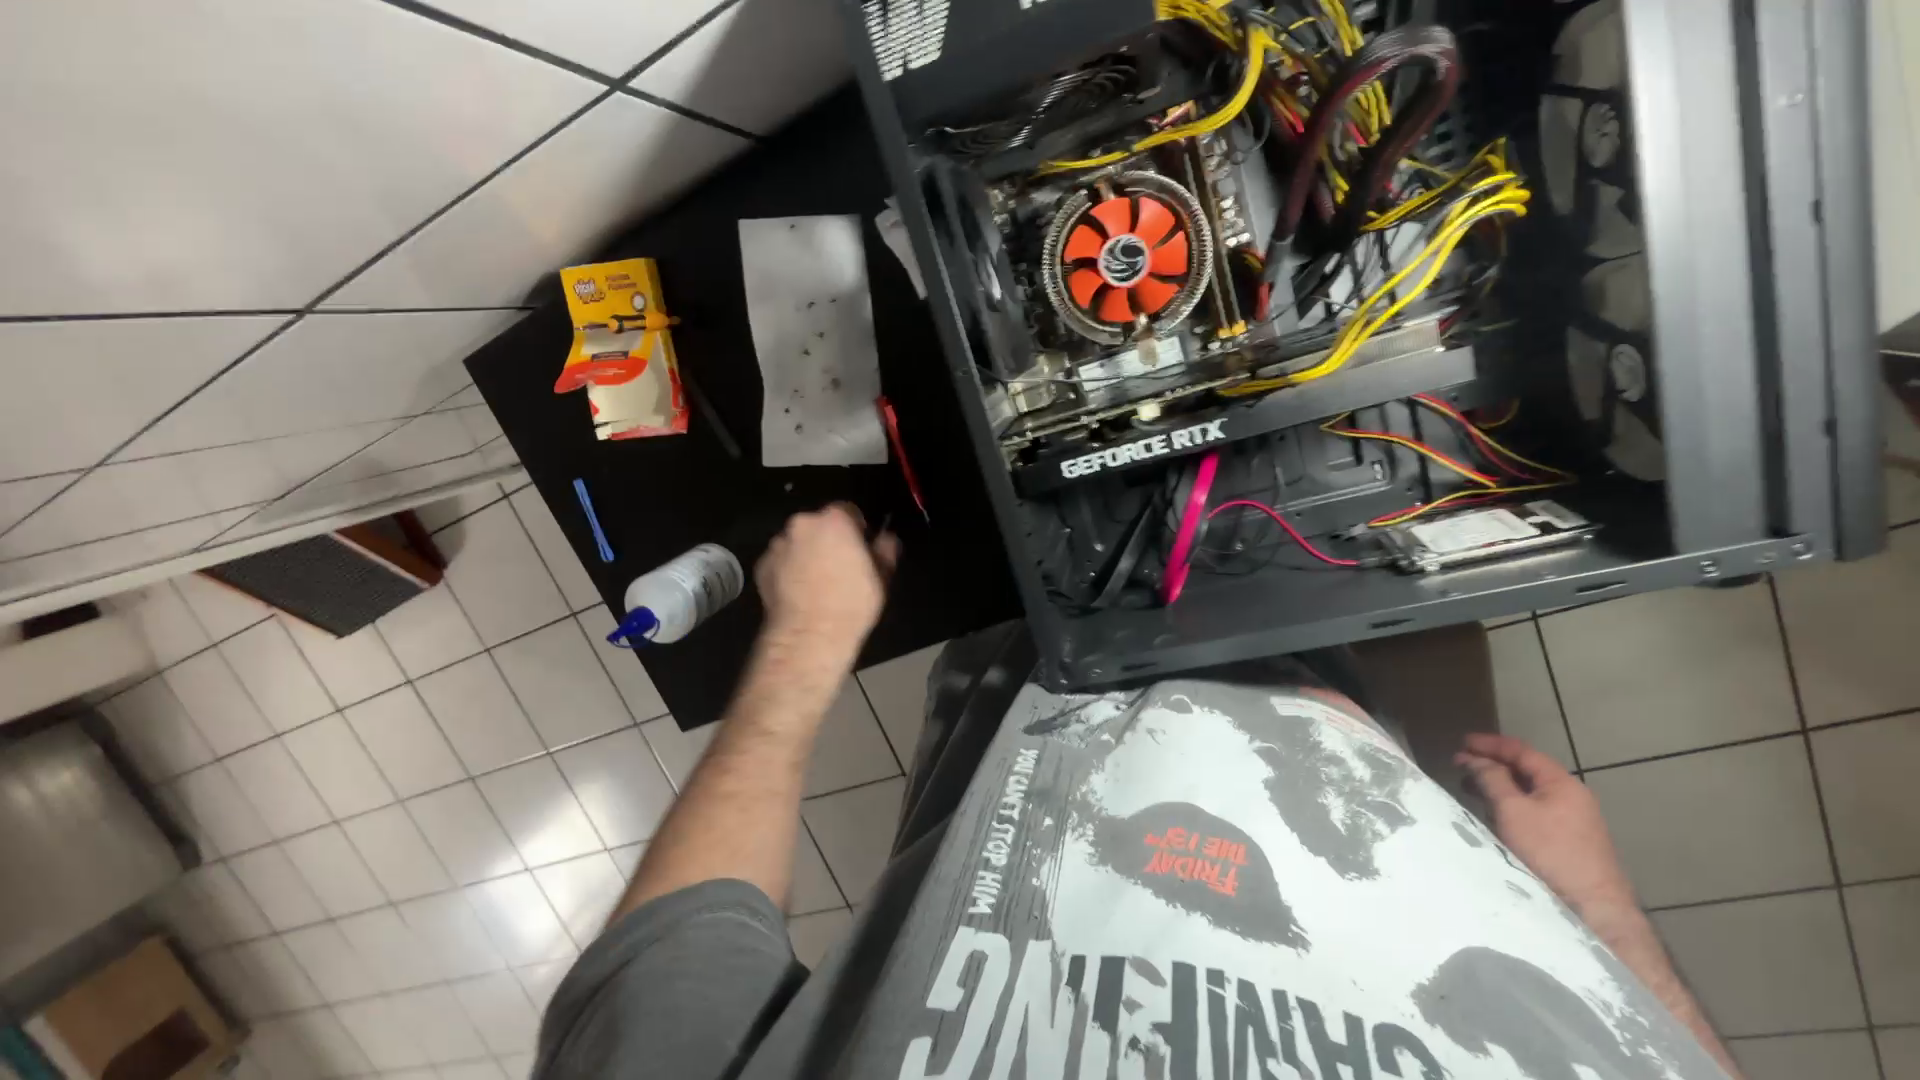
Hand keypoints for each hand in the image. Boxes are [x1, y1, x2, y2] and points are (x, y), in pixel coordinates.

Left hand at [756, 504, 898, 648]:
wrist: (809, 636)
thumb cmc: (851, 604)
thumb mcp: (881, 577)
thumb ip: (884, 551)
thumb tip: (887, 539)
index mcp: (833, 520)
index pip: (847, 511)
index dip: (855, 529)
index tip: (860, 548)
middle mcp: (802, 525)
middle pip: (818, 525)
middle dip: (827, 540)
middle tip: (839, 567)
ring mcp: (778, 545)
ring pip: (797, 543)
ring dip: (806, 554)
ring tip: (816, 584)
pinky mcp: (762, 566)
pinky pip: (780, 562)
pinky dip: (788, 571)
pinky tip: (798, 593)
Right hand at [1455, 732, 1637, 918]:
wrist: (1592, 906)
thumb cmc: (1548, 851)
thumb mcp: (1512, 811)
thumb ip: (1492, 779)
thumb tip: (1475, 759)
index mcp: (1562, 783)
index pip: (1522, 751)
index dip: (1490, 744)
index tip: (1462, 741)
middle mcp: (1572, 797)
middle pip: (1527, 770)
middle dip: (1492, 764)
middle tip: (1460, 765)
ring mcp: (1573, 820)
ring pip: (1530, 793)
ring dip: (1500, 786)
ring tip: (1471, 789)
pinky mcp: (1569, 841)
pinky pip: (1535, 811)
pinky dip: (1511, 805)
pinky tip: (1496, 816)